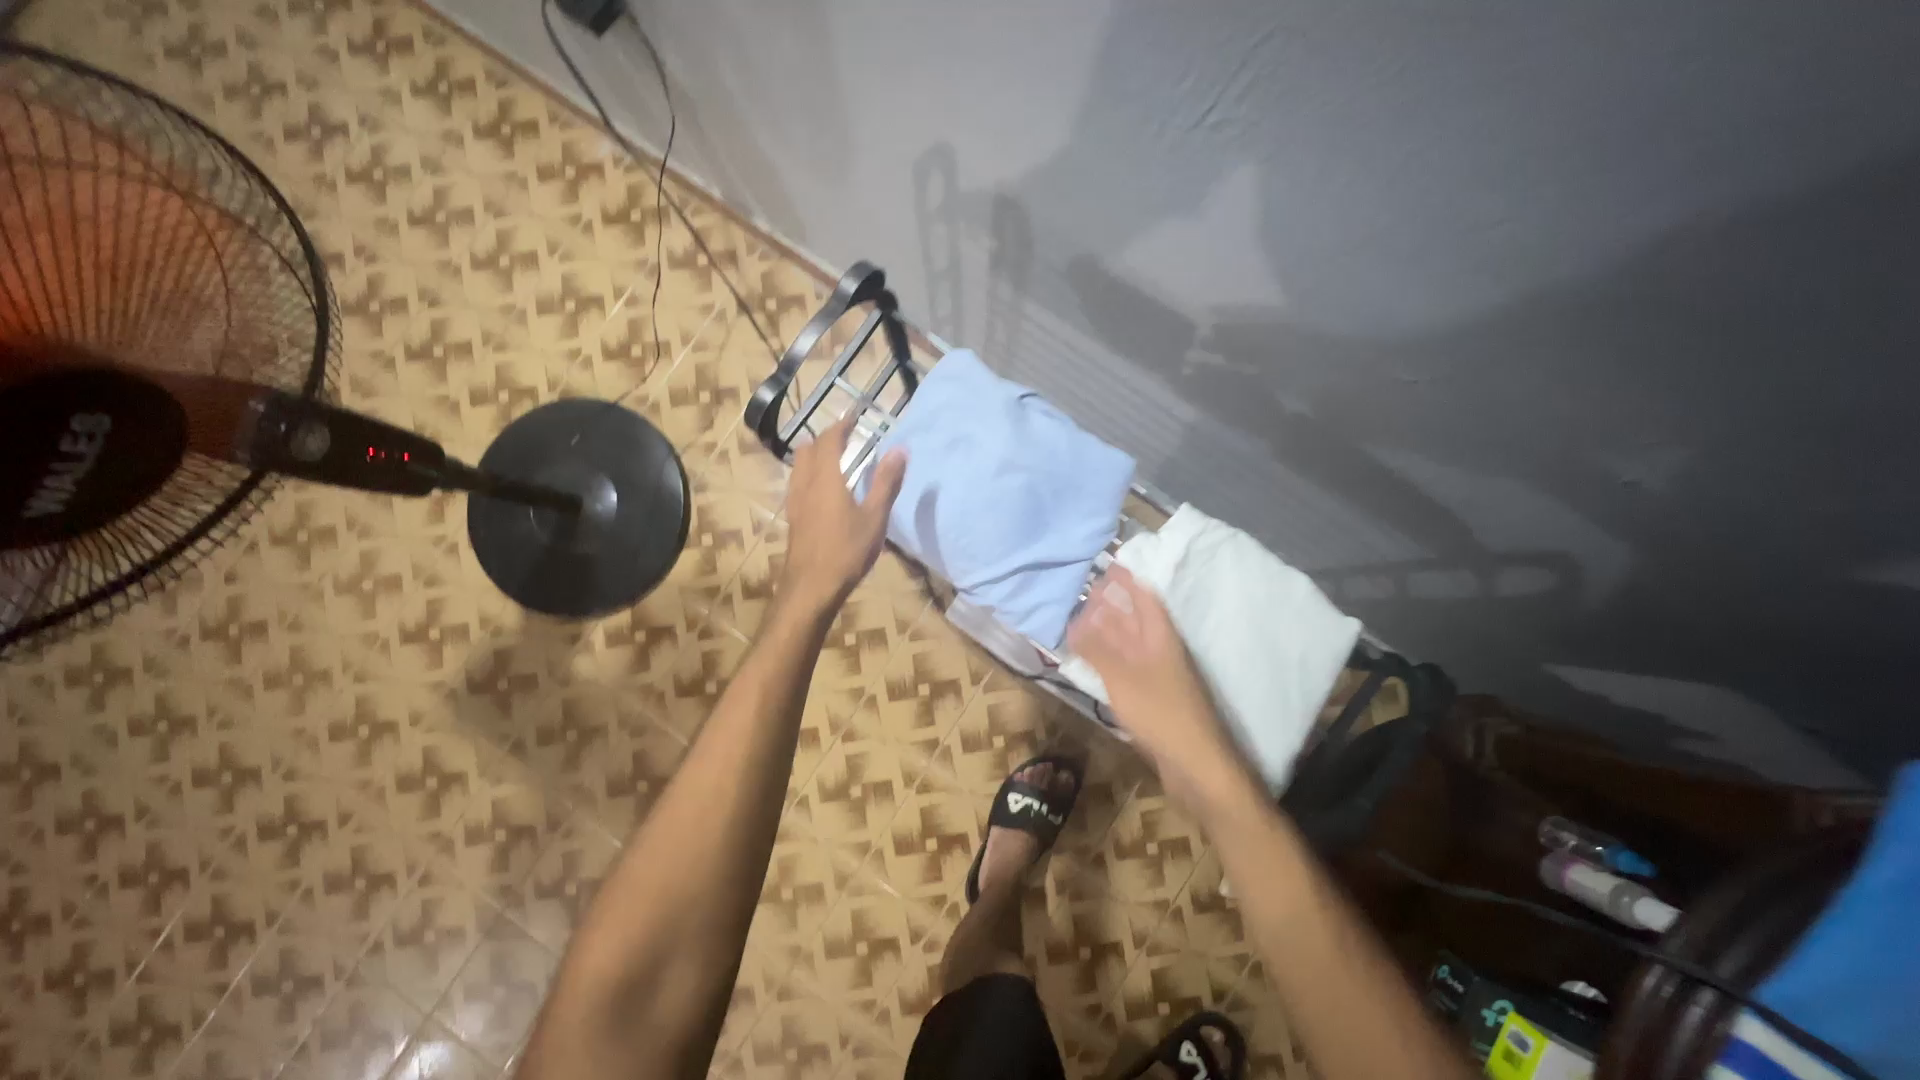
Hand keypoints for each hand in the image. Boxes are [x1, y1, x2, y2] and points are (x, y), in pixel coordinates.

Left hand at [779, 415, 906, 614]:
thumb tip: (900, 450)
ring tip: (834, 460)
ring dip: (814, 456)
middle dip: (825, 439)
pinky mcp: (793, 519)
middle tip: (845, 437)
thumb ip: (886, 482)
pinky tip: (823, 491)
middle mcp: (805, 484)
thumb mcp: (875, 517)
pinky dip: (810, 475)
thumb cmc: (846, 551)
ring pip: (799, 467)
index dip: (841, 426)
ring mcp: (795, 502)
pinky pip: (798, 484)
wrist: (811, 587)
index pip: (828, 440)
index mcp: (825, 478)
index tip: (854, 418)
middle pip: (808, 450)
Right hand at [1066, 565, 1247, 801]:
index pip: (1145, 598)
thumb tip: (1075, 620)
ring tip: (1080, 619)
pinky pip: (1125, 670)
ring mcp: (1158, 678)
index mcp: (1161, 639)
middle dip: (1113, 603)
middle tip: (1085, 588)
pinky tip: (1091, 662)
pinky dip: (1107, 660)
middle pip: (1135, 620)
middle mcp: (1161, 652)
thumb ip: (1098, 649)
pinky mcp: (1152, 701)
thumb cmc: (1161, 714)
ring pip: (1129, 645)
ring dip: (1107, 631)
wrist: (1195, 765)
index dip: (1128, 580)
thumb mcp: (1123, 678)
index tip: (1108, 562)